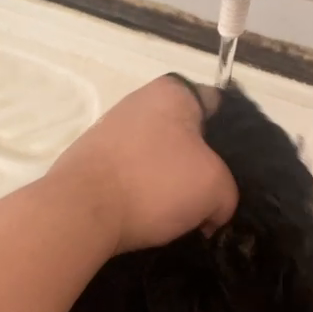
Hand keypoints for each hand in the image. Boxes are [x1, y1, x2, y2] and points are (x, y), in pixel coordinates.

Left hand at [45, 75, 238, 254]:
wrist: (80, 212)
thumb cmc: (154, 186)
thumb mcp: (215, 188)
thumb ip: (227, 195)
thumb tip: (212, 213)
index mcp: (172, 91)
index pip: (217, 108)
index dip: (232, 141)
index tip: (232, 173)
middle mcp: (138, 102)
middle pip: (184, 137)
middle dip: (196, 168)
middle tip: (206, 202)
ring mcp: (109, 132)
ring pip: (155, 160)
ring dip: (166, 187)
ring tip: (174, 218)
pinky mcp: (89, 163)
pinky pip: (128, 178)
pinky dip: (138, 196)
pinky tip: (144, 220)